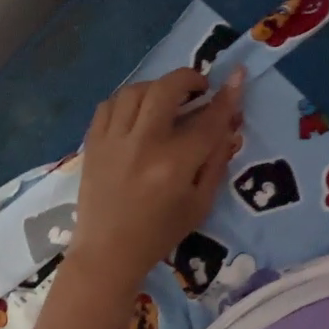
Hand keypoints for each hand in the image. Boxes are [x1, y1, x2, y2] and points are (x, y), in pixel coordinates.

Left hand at [69, 67, 244, 282]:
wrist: (108, 251)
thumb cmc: (159, 233)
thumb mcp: (199, 204)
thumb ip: (215, 163)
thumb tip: (228, 128)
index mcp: (174, 164)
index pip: (207, 121)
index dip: (226, 97)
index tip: (237, 77)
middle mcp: (143, 144)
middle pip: (166, 89)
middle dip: (188, 78)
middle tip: (198, 87)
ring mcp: (113, 140)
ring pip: (134, 91)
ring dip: (156, 87)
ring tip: (167, 99)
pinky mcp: (92, 143)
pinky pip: (108, 105)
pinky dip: (126, 100)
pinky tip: (136, 111)